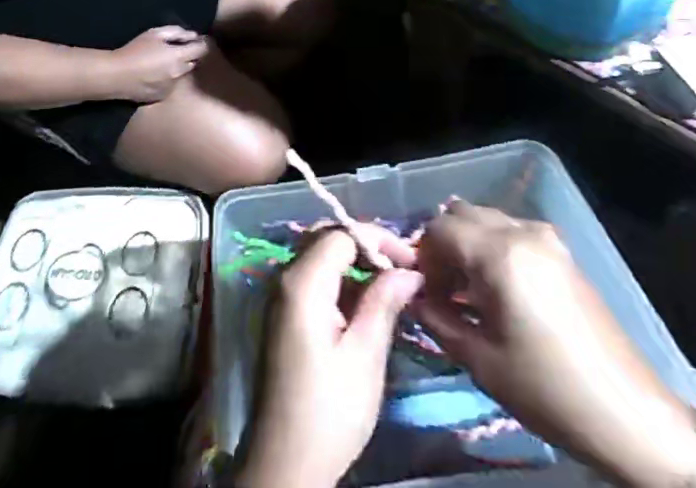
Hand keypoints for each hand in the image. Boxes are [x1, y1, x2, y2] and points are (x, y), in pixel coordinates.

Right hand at [107, 25, 207, 102]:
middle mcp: (180, 74)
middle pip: (193, 63)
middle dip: (188, 56)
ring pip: (182, 75)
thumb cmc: (135, 50)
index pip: (202, 50)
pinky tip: (153, 76)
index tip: (196, 40)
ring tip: (161, 64)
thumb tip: (193, 36)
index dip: (201, 43)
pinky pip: (171, 85)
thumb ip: (177, 33)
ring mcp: (172, 87)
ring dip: (178, 68)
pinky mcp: (162, 97)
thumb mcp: (155, 34)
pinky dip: (167, 80)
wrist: (116, 76)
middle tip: (174, 50)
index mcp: (179, 57)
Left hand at [236, 229, 423, 487]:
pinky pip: (313, 280)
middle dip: (366, 246)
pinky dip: (341, 281)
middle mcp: (284, 278)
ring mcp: (280, 297)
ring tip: (394, 284)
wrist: (285, 461)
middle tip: (404, 268)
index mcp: (301, 283)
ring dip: (355, 263)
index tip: (414, 259)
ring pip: (319, 258)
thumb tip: (409, 270)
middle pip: (326, 239)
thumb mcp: (365, 355)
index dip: (378, 239)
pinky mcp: (284, 316)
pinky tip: (368, 303)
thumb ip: (383, 303)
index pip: (341, 235)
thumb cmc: (330, 410)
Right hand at [414, 204, 695, 485]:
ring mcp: (548, 240)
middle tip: (440, 289)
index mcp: (499, 253)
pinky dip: (491, 249)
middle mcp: (522, 233)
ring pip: (487, 221)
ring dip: (467, 245)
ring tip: (467, 292)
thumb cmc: (545, 389)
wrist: (629, 415)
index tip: (422, 291)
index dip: (421, 255)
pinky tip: (495, 292)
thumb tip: (413, 295)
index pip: (438, 228)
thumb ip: (435, 316)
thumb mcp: (477, 357)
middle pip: (461, 215)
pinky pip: (512, 233)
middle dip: (442, 245)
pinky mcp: (563, 255)